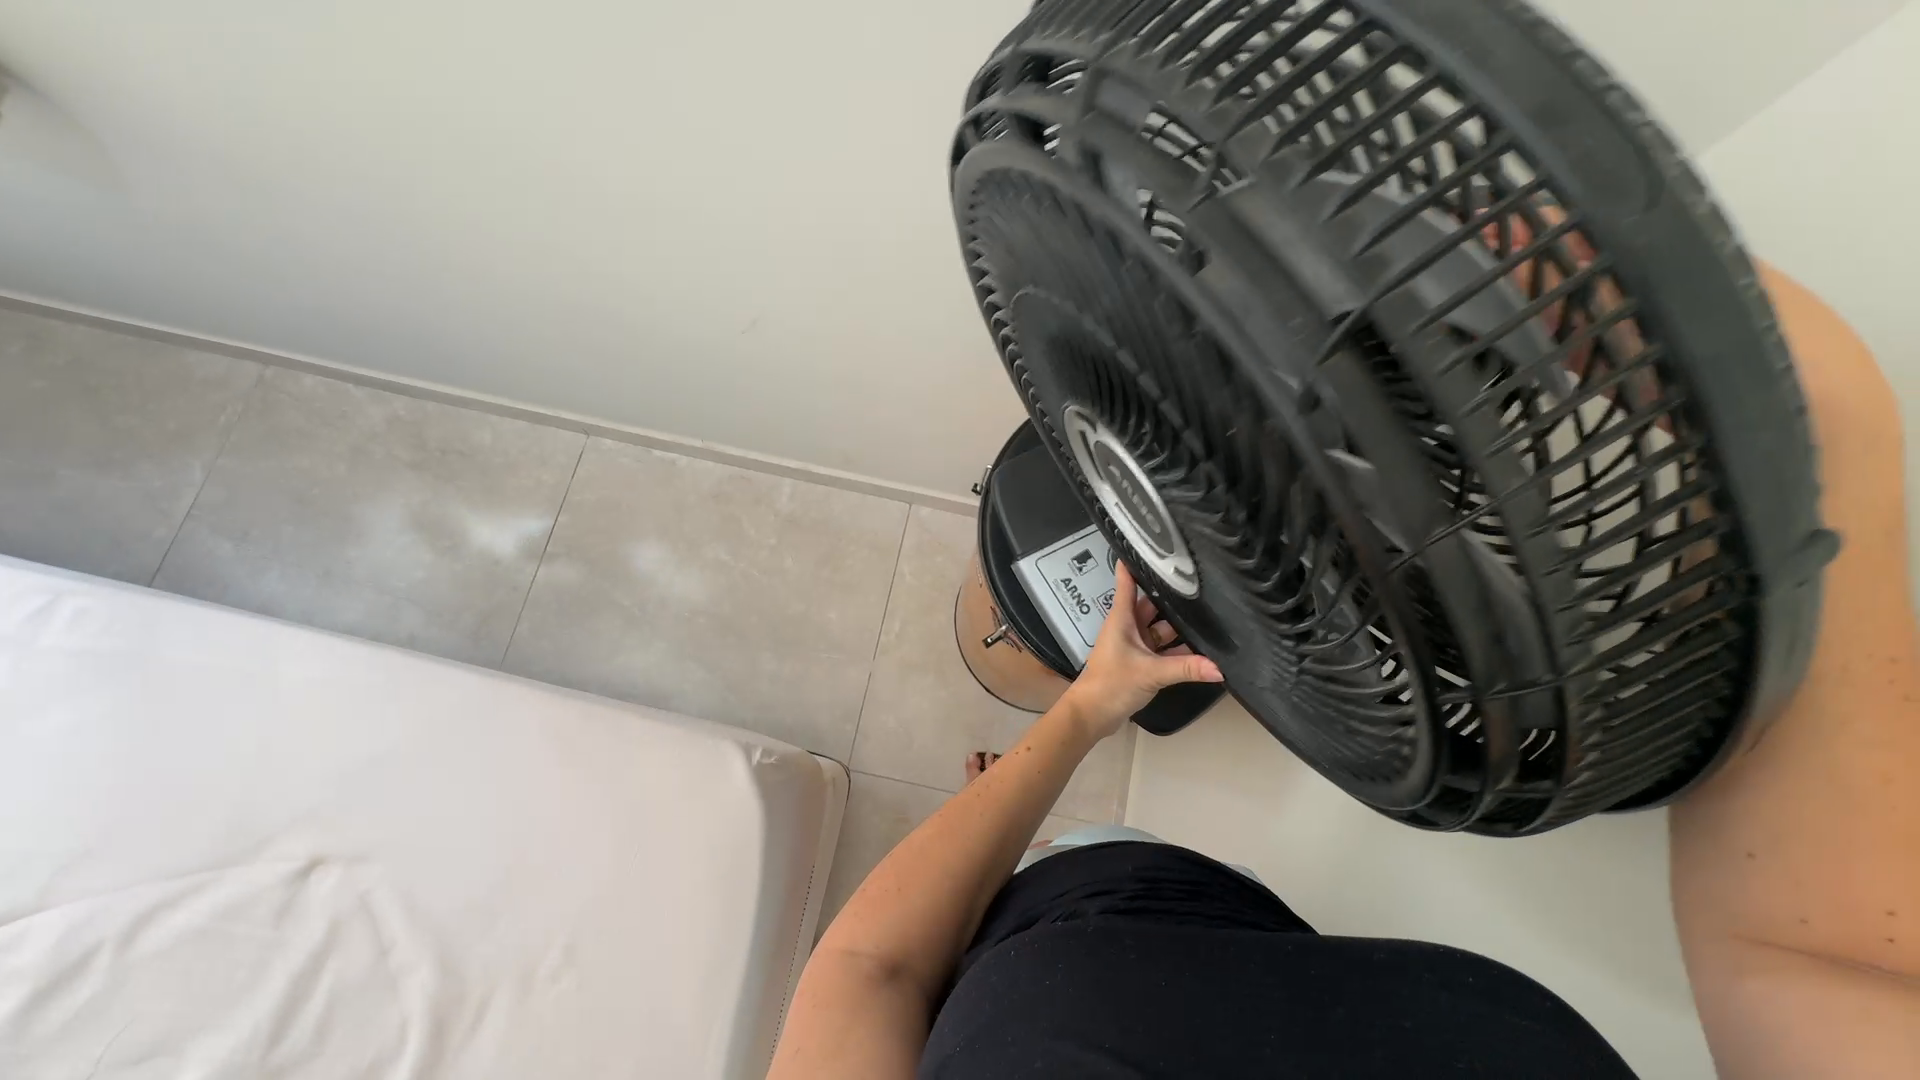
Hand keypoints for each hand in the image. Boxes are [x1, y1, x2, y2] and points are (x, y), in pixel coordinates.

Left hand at [1060, 562, 1223, 740]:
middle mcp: (1128, 626)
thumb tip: (1220, 668)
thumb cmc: (1111, 684)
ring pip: (1160, 628)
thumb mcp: (1151, 673)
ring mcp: (1134, 645)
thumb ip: (1186, 668)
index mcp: (1122, 618)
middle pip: (1152, 604)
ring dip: (1178, 626)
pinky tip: (1200, 649)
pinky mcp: (1140, 662)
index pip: (1127, 581)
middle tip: (1200, 583)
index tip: (1153, 544)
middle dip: (1172, 597)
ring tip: (1209, 614)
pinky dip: (1178, 650)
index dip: (1136, 562)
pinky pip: (1162, 649)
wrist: (1092, 715)